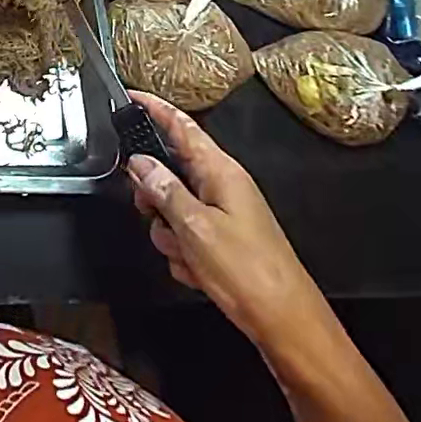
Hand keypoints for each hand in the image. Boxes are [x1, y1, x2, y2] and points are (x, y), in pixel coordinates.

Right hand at [126, 91, 316, 347]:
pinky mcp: (223, 238)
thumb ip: (163, 190)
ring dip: (170, 233)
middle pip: (170, 170)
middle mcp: (222, 185)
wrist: (288, 325)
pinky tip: (197, 271)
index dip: (155, 108)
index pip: (181, 125)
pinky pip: (185, 235)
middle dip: (154, 194)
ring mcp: (223, 212)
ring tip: (186, 255)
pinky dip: (184, 253)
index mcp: (220, 170)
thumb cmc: (250, 273)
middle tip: (150, 212)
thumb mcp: (196, 228)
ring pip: (173, 207)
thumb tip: (140, 163)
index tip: (132, 96)